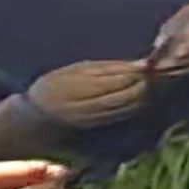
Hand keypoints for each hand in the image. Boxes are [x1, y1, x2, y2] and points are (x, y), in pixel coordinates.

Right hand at [27, 60, 148, 127]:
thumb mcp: (78, 69)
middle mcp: (79, 106)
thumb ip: (110, 67)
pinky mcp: (97, 124)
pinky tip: (139, 96)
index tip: (145, 67)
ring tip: (145, 85)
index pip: (111, 82)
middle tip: (149, 76)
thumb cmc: (60, 83)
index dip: (132, 75)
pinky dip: (136, 105)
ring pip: (125, 107)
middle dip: (141, 86)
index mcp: (71, 87)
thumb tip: (143, 64)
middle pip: (121, 97)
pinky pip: (123, 115)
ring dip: (142, 96)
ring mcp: (89, 118)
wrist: (39, 111)